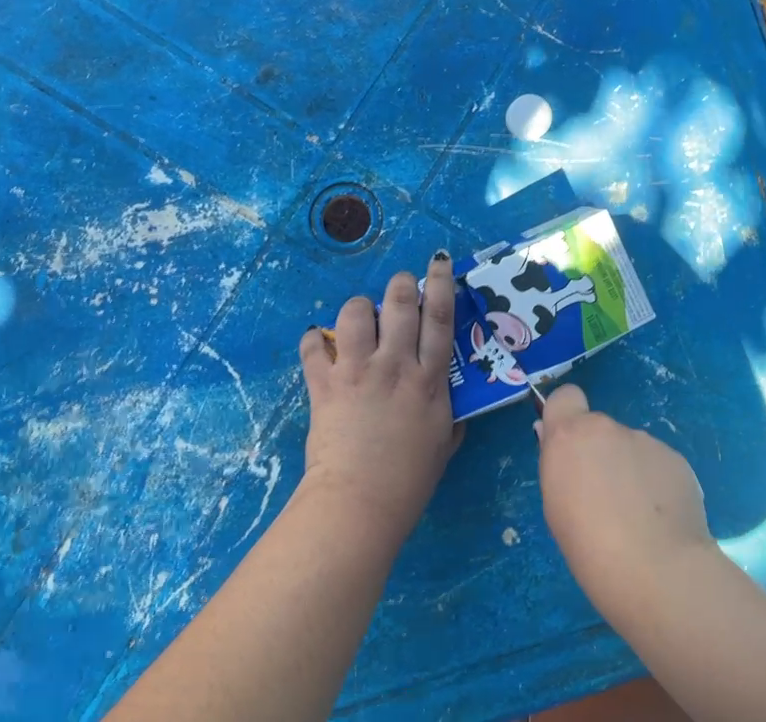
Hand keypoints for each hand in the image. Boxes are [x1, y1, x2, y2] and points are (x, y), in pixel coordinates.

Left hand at [297, 256, 462, 546]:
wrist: (360, 501)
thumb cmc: (410, 480)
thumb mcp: (444, 444)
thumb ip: (449, 415)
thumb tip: (452, 401)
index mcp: (430, 380)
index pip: (440, 318)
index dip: (440, 284)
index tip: (438, 263)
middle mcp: (395, 365)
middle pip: (399, 304)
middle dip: (401, 284)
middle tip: (401, 284)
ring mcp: (357, 371)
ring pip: (355, 314)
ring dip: (358, 307)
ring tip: (360, 315)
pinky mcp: (324, 384)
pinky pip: (313, 347)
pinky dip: (314, 340)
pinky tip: (318, 343)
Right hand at [536, 384, 713, 606]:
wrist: (656, 569)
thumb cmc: (588, 545)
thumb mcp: (556, 506)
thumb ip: (559, 465)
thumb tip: (561, 444)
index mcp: (571, 436)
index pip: (566, 396)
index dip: (567, 416)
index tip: (570, 448)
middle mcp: (608, 428)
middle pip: (600, 430)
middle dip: (601, 454)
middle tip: (605, 498)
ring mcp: (647, 441)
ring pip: (632, 449)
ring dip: (630, 470)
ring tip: (638, 517)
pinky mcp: (677, 460)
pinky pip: (659, 465)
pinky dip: (657, 484)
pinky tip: (662, 520)